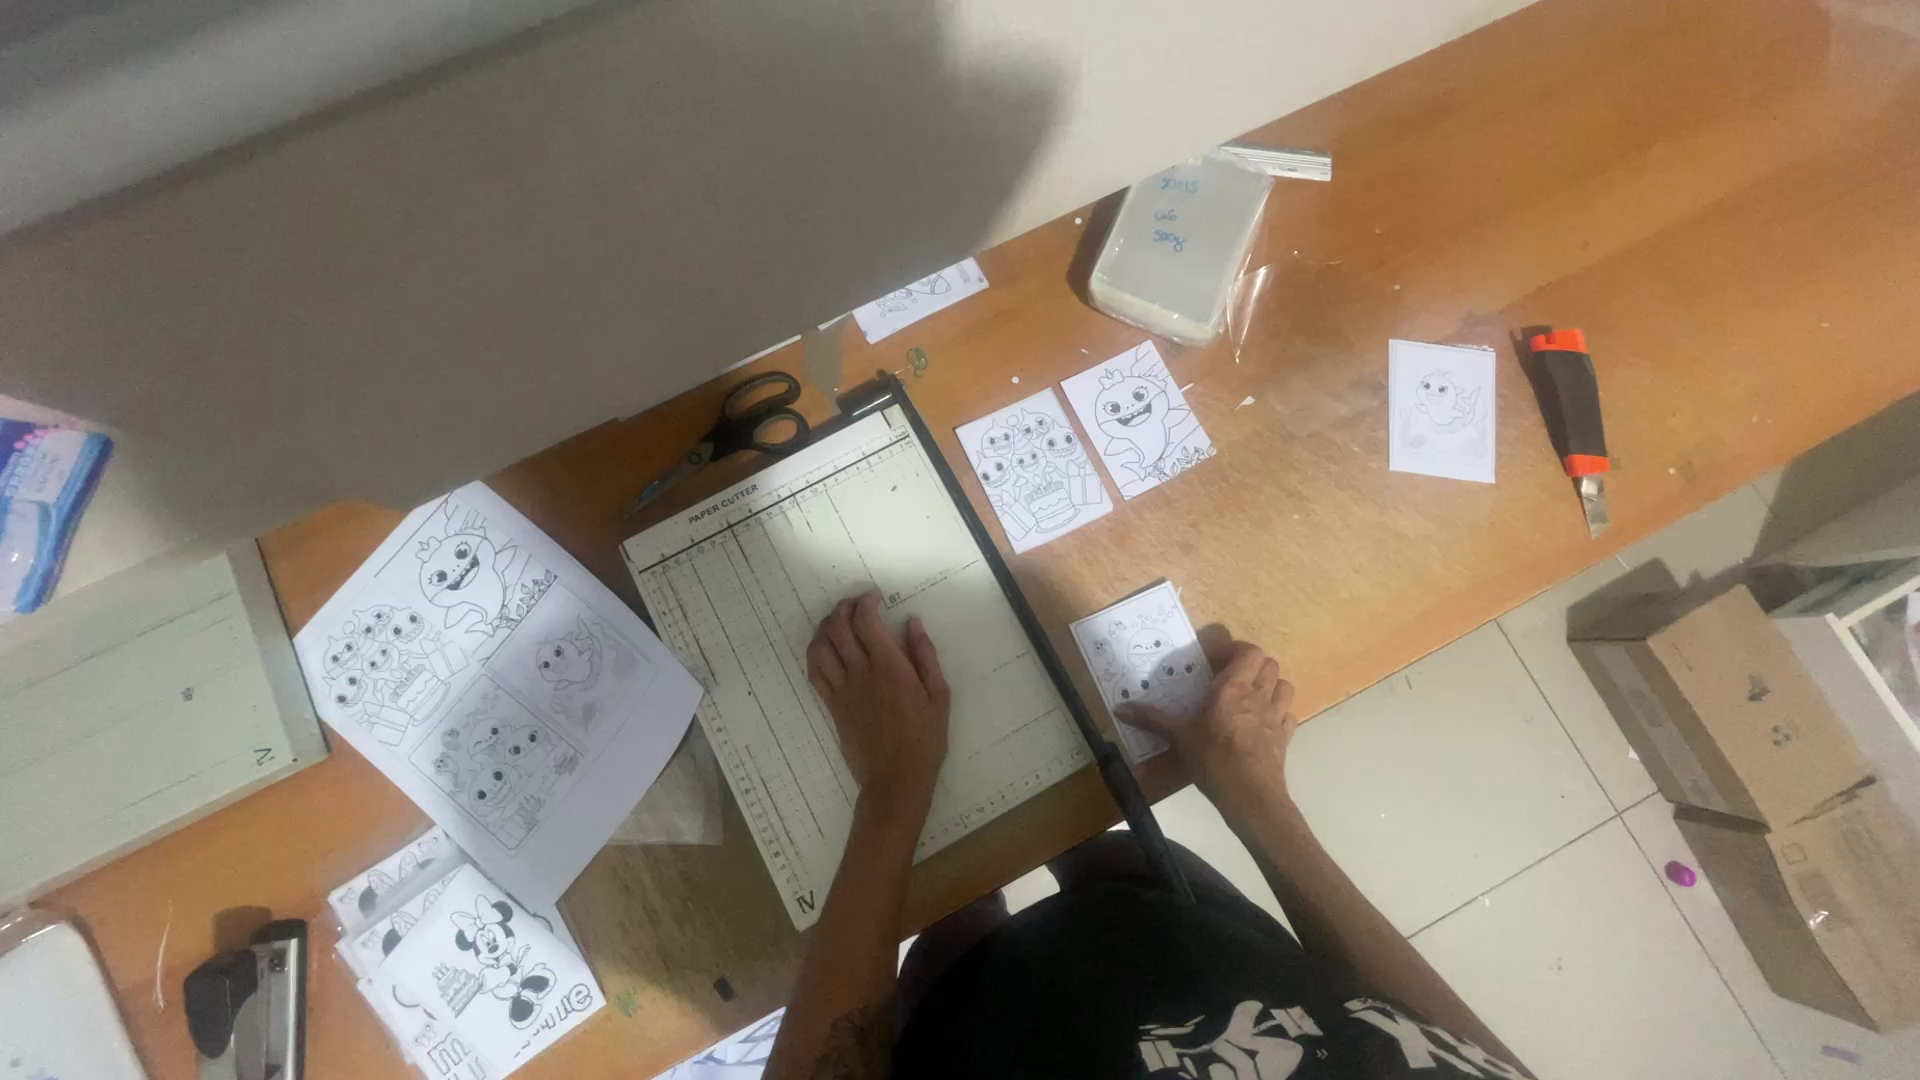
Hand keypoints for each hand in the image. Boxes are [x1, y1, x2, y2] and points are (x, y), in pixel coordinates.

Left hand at [806, 591, 950, 814]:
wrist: (896, 779)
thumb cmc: (925, 738)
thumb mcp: (939, 695)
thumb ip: (924, 655)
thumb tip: (912, 623)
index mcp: (889, 667)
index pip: (866, 621)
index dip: (866, 602)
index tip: (876, 598)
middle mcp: (860, 673)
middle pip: (838, 627)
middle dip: (845, 607)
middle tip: (857, 605)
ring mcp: (842, 689)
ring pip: (820, 646)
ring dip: (826, 626)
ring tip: (839, 622)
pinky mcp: (831, 705)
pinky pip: (814, 672)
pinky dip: (815, 653)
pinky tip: (825, 648)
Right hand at [1120, 640, 1297, 816]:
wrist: (1249, 795)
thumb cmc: (1212, 758)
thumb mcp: (1178, 737)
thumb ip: (1151, 719)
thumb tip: (1119, 709)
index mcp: (1232, 688)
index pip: (1249, 652)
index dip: (1236, 650)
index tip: (1216, 661)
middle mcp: (1258, 696)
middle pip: (1269, 664)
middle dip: (1252, 665)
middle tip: (1230, 676)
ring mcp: (1276, 716)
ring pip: (1284, 685)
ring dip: (1270, 684)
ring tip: (1250, 694)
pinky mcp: (1285, 737)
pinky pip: (1289, 714)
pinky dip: (1279, 711)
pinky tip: (1262, 721)